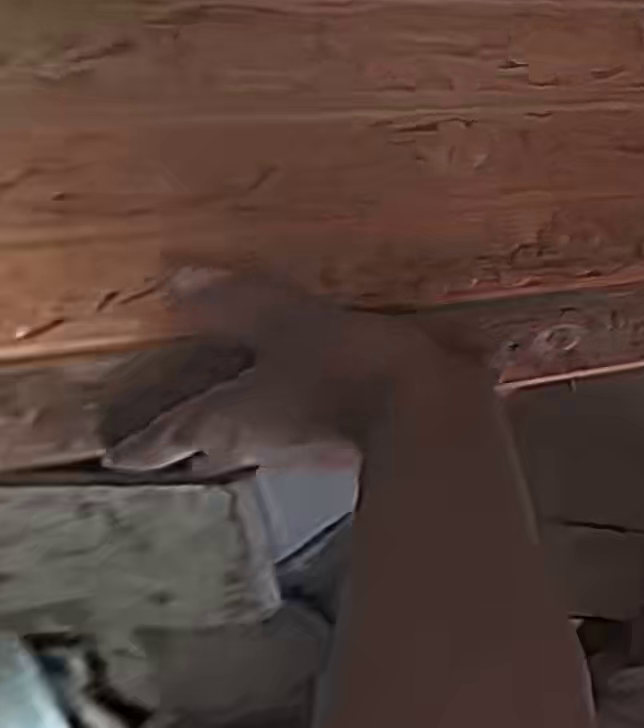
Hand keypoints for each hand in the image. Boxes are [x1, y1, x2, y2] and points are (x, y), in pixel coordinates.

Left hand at [105, 269, 488, 471]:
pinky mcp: (374, 445)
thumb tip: (181, 279)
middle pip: (224, 448)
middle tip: (214, 424)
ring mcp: (321, 451)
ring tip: (302, 395)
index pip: (162, 440)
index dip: (140, 443)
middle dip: (219, 437)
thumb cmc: (353, 372)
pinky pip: (348, 428)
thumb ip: (250, 306)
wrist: (435, 412)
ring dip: (289, 422)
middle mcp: (264, 446)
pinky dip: (350, 413)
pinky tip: (373, 391)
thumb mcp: (302, 325)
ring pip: (287, 439)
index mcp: (227, 421)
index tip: (119, 453)